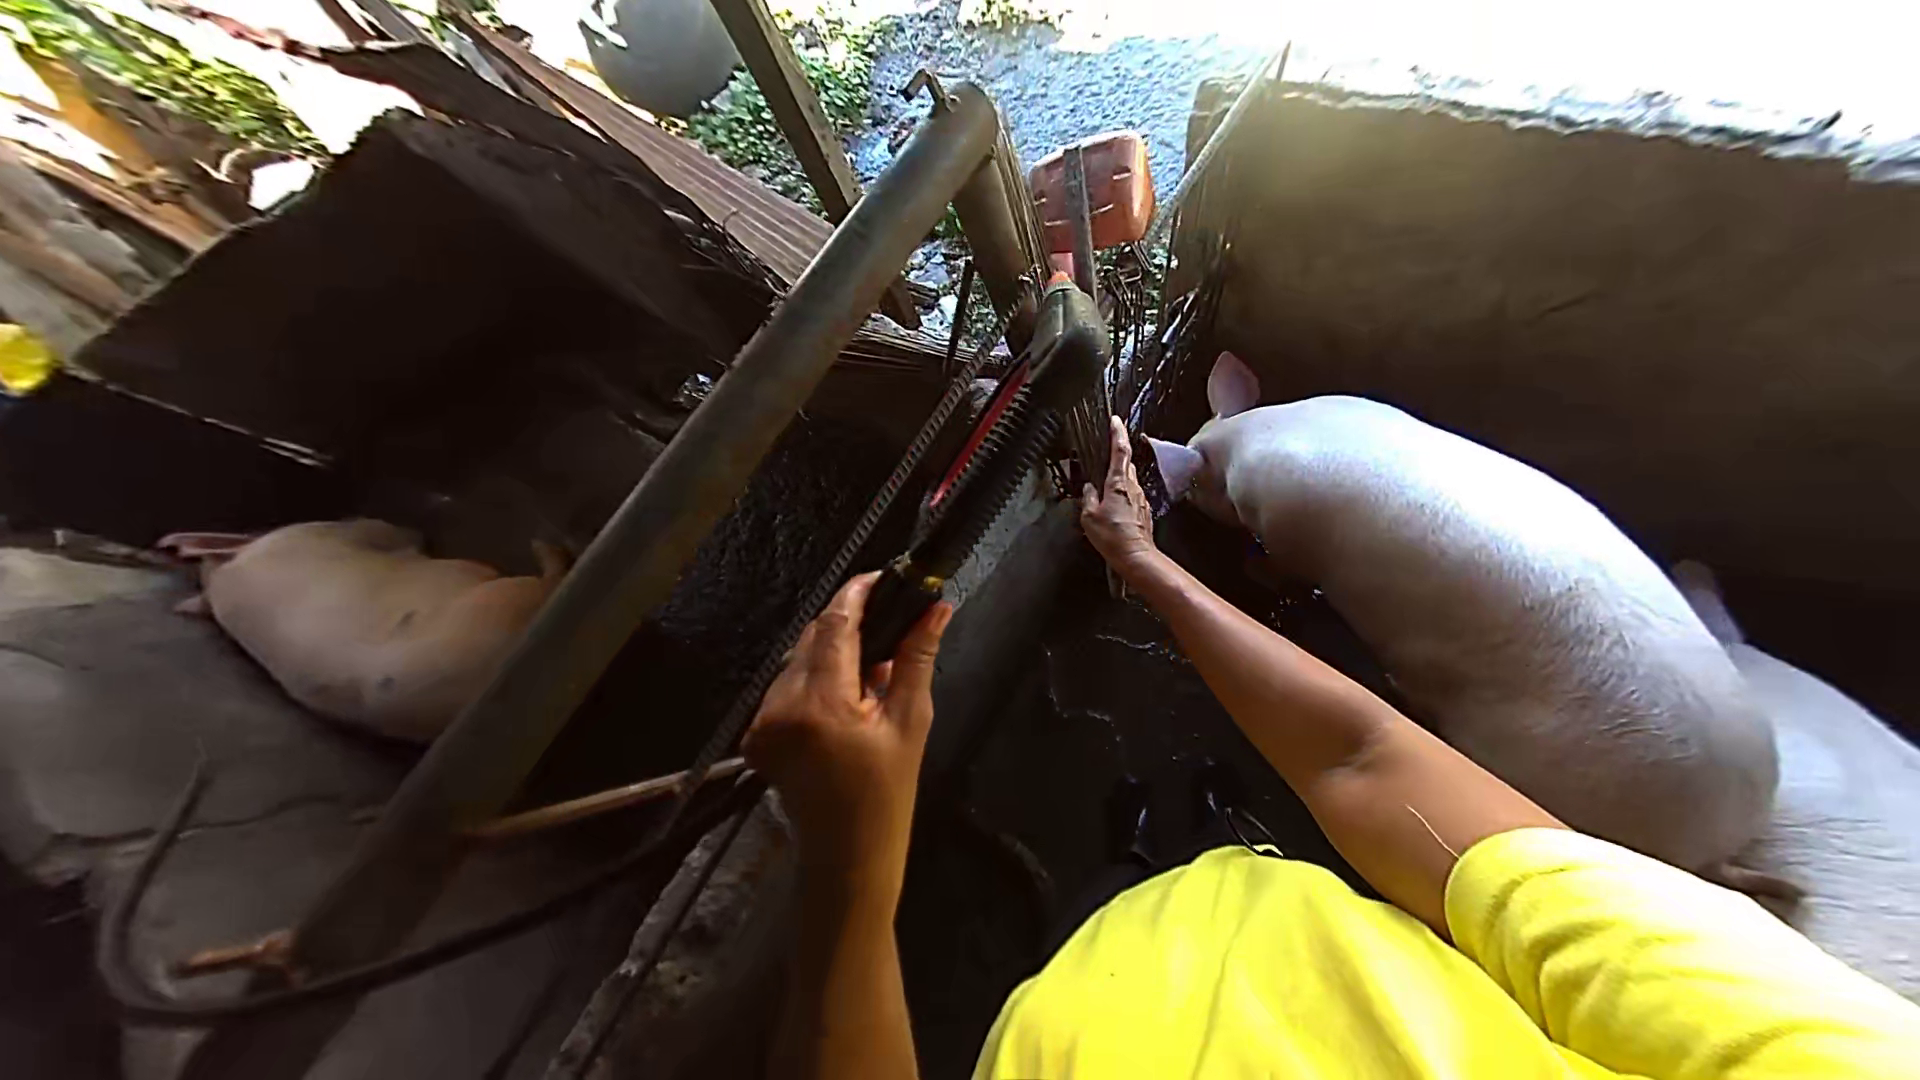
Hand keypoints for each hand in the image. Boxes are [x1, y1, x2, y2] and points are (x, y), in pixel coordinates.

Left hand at [744, 572, 952, 895]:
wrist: (846, 854)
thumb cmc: (888, 792)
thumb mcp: (910, 721)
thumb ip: (917, 658)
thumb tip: (938, 607)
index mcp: (822, 704)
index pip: (835, 625)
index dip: (857, 593)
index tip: (881, 577)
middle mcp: (781, 705)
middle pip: (813, 635)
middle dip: (848, 621)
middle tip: (887, 621)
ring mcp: (762, 720)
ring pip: (798, 655)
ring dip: (832, 647)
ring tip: (869, 662)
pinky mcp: (756, 730)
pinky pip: (787, 680)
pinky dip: (815, 672)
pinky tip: (844, 688)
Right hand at [1080, 416, 1162, 581]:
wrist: (1135, 556)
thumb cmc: (1113, 537)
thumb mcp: (1089, 516)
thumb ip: (1088, 497)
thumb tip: (1088, 488)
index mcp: (1118, 483)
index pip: (1120, 450)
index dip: (1117, 433)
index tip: (1115, 420)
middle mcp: (1133, 487)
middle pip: (1126, 463)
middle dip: (1117, 455)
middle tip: (1106, 453)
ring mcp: (1140, 498)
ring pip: (1128, 480)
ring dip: (1118, 478)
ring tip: (1104, 487)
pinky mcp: (1143, 510)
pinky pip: (1131, 495)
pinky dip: (1121, 494)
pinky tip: (1112, 507)